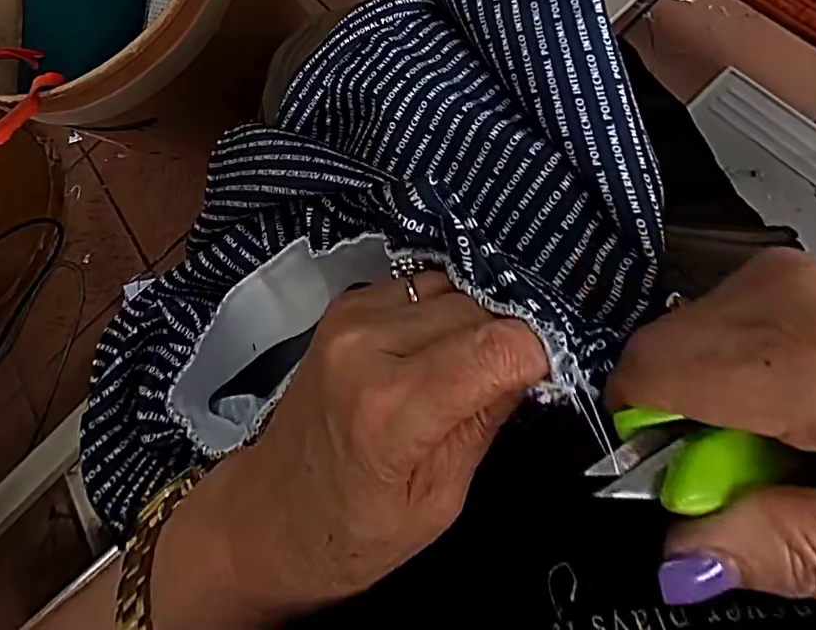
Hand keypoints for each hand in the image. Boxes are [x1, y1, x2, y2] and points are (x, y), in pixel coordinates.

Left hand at [151, 271, 548, 628]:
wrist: (270, 512)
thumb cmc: (353, 529)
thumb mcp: (439, 498)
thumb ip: (488, 418)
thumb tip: (533, 361)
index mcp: (391, 407)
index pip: (496, 346)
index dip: (535, 353)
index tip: (545, 372)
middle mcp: (368, 344)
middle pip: (477, 310)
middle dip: (503, 340)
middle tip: (503, 381)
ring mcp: (352, 315)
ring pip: (453, 289)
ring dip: (471, 322)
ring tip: (462, 367)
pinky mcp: (348, 302)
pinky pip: (421, 285)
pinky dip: (440, 311)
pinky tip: (431, 348)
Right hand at [608, 249, 815, 628]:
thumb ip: (787, 551)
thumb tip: (677, 553)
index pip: (658, 370)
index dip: (645, 439)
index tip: (690, 498)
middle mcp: (805, 296)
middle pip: (662, 348)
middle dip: (679, 424)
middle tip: (756, 489)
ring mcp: (805, 274)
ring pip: (684, 333)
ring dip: (707, 400)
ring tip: (796, 457)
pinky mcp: (810, 274)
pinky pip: (720, 319)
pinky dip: (733, 373)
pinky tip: (804, 414)